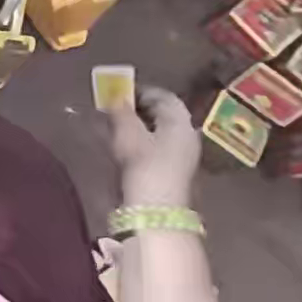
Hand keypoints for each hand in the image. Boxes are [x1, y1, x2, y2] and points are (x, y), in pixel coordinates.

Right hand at [106, 86, 199, 207]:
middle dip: (139, 108)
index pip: (163, 96)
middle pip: (164, 113)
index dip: (141, 90)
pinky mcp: (173, 169)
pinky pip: (158, 144)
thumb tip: (116, 96)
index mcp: (180, 121)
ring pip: (160, 129)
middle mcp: (186, 133)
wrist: (156, 210)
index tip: (118, 91)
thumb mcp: (128, 136)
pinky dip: (142, 139)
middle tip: (114, 108)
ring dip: (139, 124)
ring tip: (116, 126)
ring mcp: (182, 152)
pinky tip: (126, 146)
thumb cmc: (144, 167)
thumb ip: (122, 113)